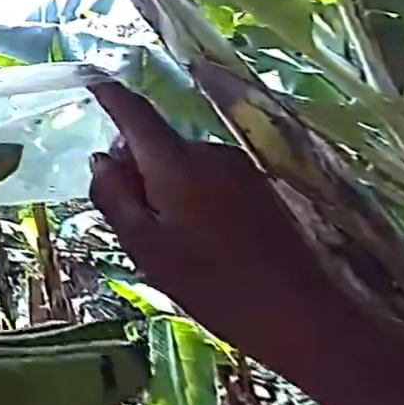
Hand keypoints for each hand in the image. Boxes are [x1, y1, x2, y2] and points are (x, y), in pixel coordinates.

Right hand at [89, 83, 353, 365]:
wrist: (314, 325)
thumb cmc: (214, 284)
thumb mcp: (142, 243)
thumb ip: (112, 194)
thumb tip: (102, 160)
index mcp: (176, 163)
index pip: (133, 113)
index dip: (107, 94)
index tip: (89, 80)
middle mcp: (211, 154)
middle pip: (153, 143)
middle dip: (133, 166)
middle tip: (131, 214)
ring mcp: (241, 170)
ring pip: (178, 162)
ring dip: (162, 183)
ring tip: (168, 234)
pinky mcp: (261, 188)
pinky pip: (205, 176)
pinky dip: (188, 193)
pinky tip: (198, 237)